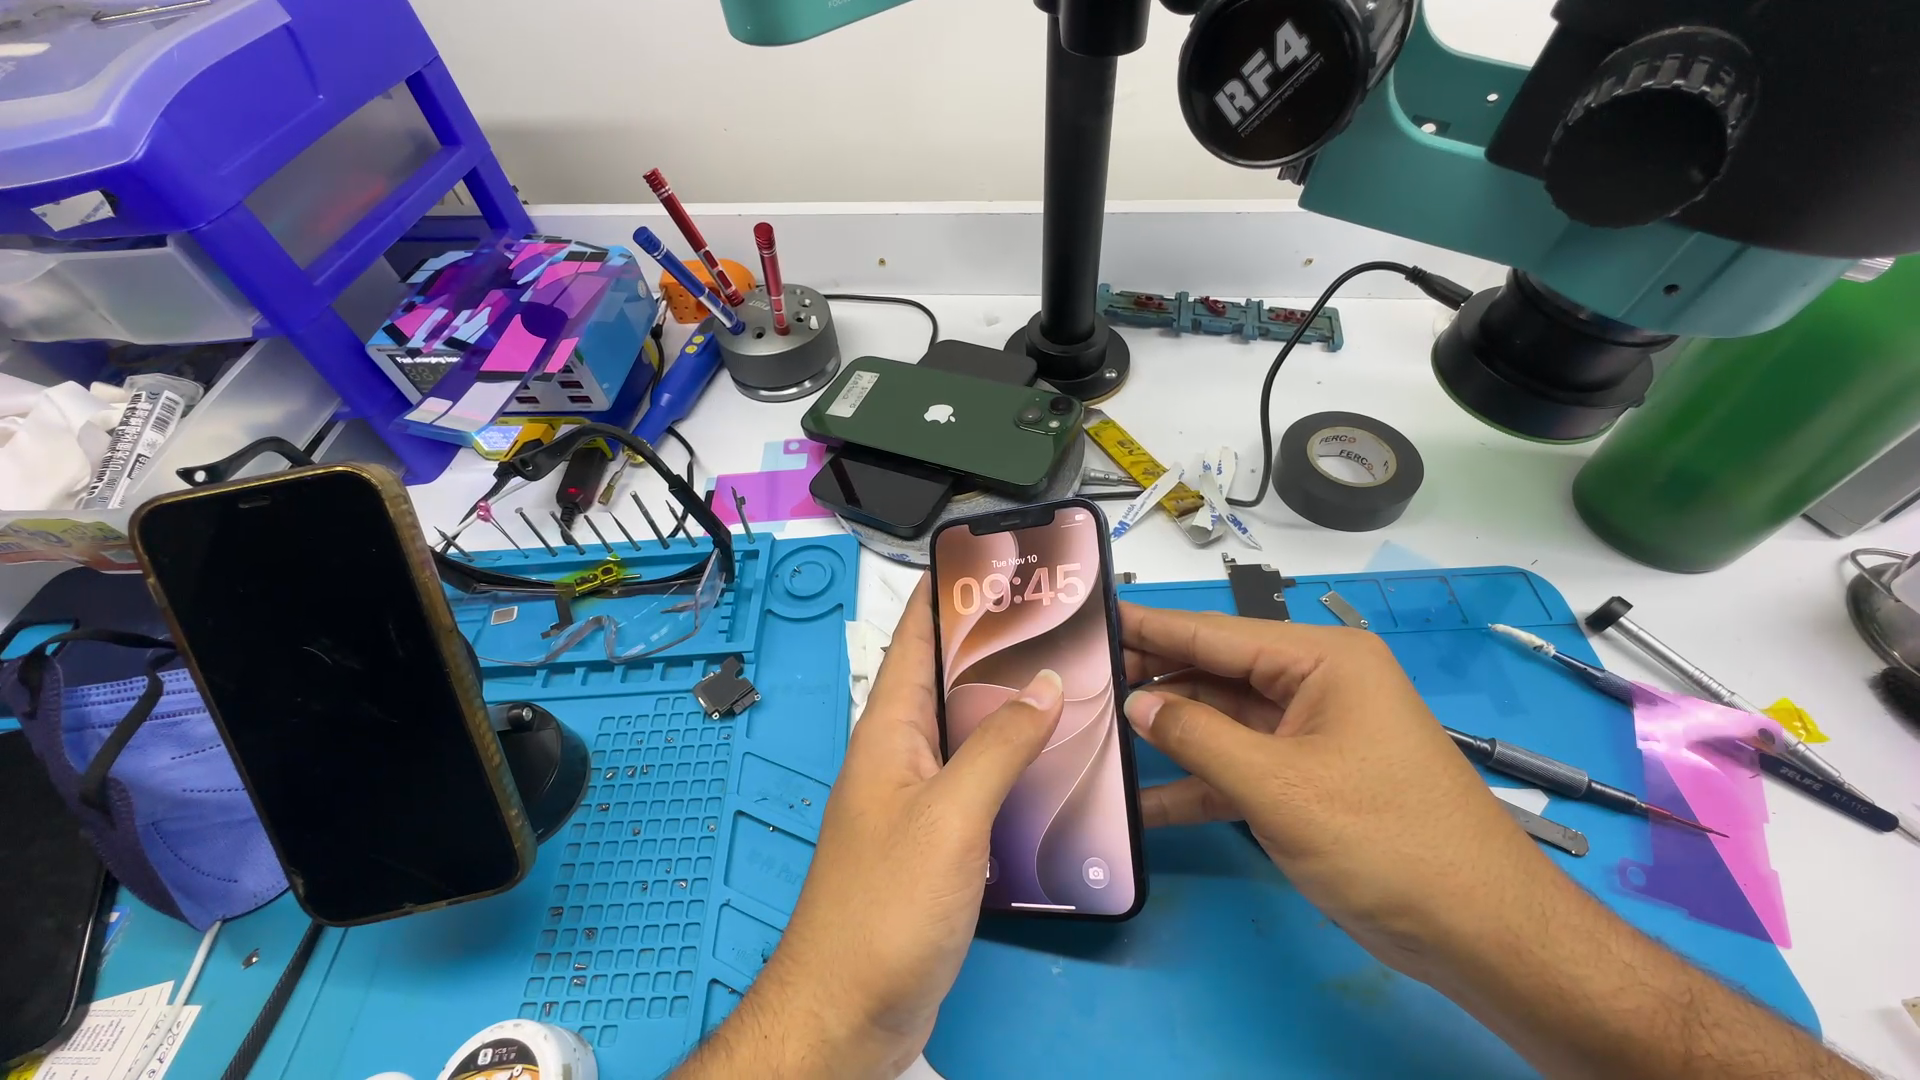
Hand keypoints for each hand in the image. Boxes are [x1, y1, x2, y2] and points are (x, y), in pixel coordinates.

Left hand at [693, 578, 1062, 1079]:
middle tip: (1056, 621)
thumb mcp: (950, 817)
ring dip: (1009, 707)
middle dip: (994, 647)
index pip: (915, 641)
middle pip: (948, 682)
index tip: (990, 563)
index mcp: (889, 731)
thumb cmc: (887, 906)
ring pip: (968, 732)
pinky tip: (1053, 764)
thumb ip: (998, 747)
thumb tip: (1044, 681)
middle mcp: (900, 754)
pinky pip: (979, 781)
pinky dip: (1013, 763)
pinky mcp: (938, 838)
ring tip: (1069, 680)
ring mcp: (918, 797)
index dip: (946, 597)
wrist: (851, 1008)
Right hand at [1119, 603, 1551, 980]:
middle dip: (1152, 681)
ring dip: (1167, 736)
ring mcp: (1307, 737)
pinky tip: (1140, 803)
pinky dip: (1195, 785)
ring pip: (1220, 724)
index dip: (1151, 626)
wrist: (1481, 935)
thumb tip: (1136, 702)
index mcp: (1321, 662)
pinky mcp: (1304, 783)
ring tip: (1094, 731)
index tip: (1094, 617)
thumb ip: (1198, 737)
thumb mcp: (1280, 786)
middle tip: (1080, 680)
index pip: (1216, 633)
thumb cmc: (1384, 840)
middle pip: (1214, 675)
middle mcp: (1313, 687)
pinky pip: (1237, 770)